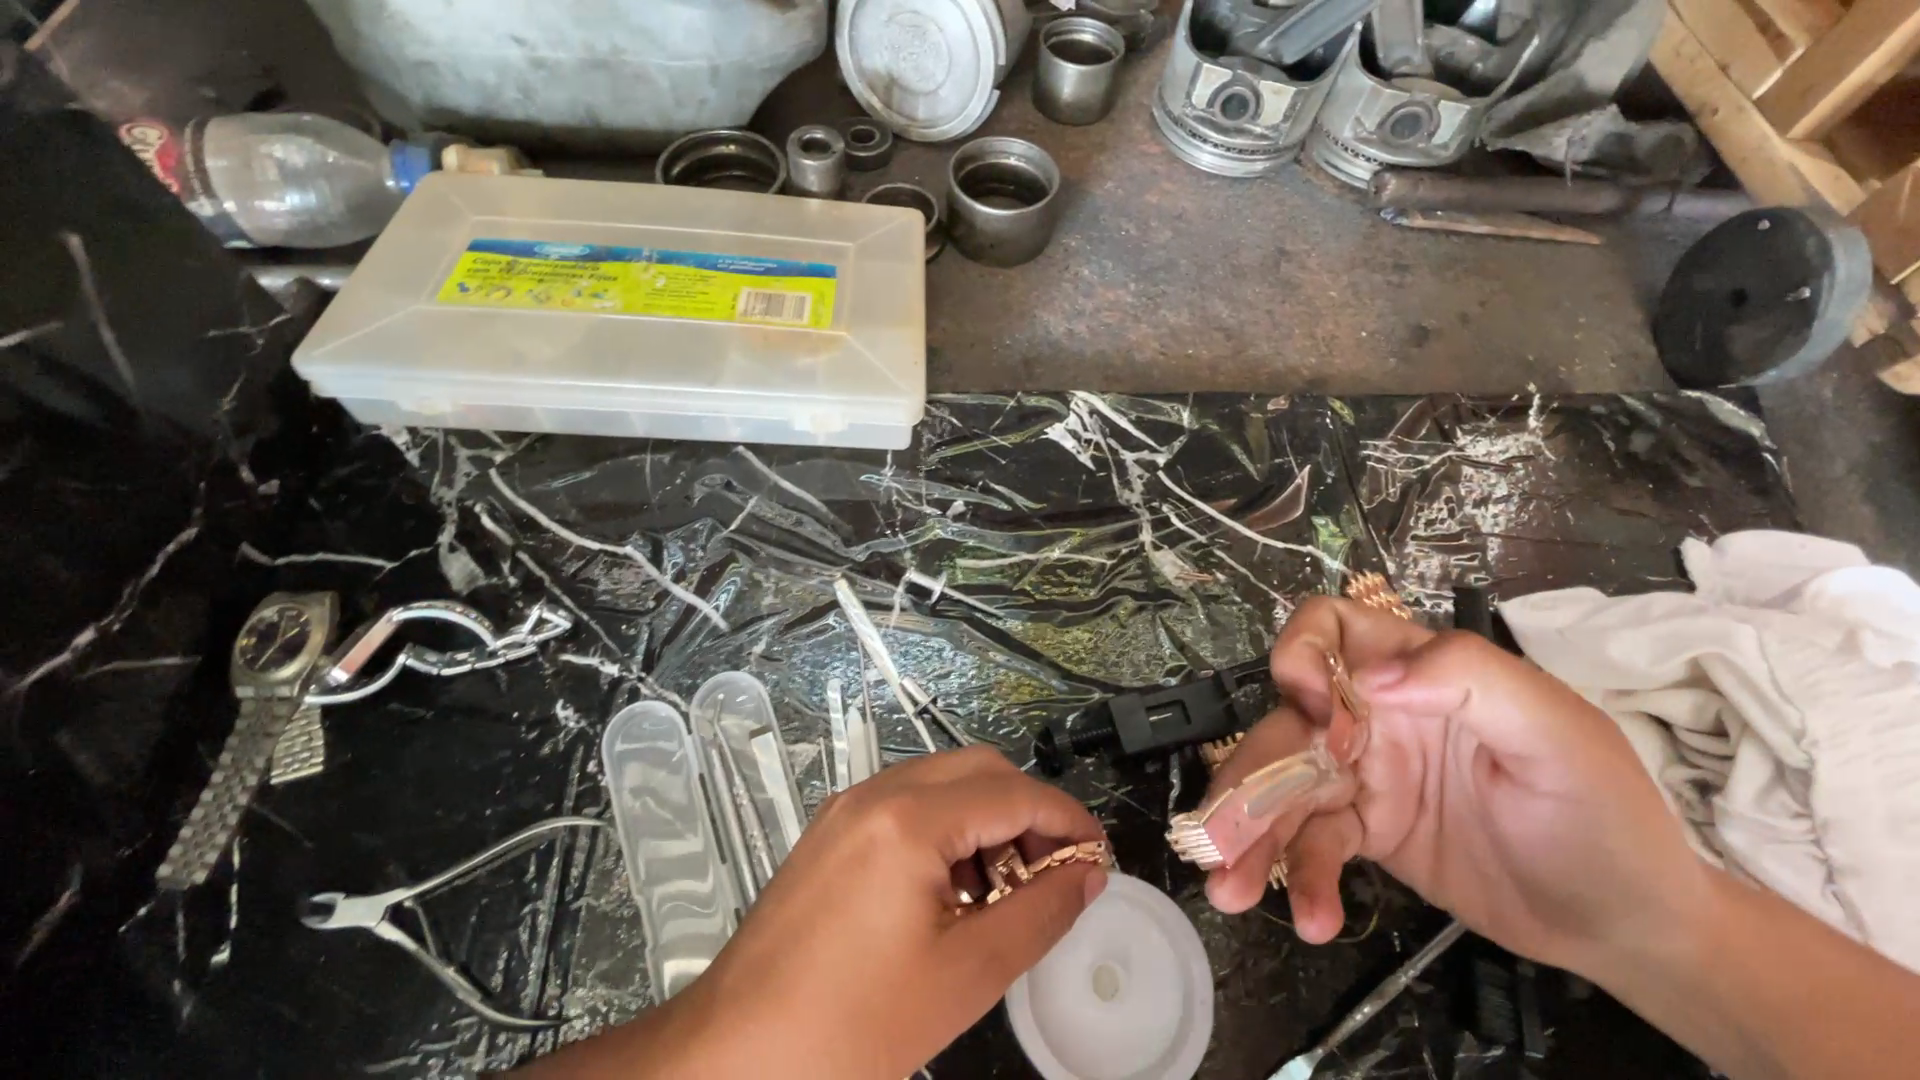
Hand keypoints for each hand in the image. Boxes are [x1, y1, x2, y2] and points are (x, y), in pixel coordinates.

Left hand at [520, 746, 1106, 1079]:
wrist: (736, 1052)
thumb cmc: (856, 1021)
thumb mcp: (967, 973)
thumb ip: (1040, 913)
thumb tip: (1087, 873)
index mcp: (910, 819)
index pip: (1013, 792)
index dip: (1067, 818)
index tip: (1099, 855)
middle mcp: (875, 794)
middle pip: (977, 769)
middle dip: (1027, 810)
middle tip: (1054, 872)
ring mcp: (845, 810)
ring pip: (940, 783)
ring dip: (986, 819)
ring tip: (1005, 890)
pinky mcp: (828, 833)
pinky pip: (904, 806)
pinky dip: (945, 830)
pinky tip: (953, 890)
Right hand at [1204, 597, 1710, 973]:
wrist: (1628, 924)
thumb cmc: (1604, 814)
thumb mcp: (1555, 733)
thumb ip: (1467, 678)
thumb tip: (1370, 676)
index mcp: (1418, 675)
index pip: (1330, 630)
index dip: (1302, 656)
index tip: (1313, 714)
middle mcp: (1376, 716)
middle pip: (1284, 725)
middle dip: (1246, 778)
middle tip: (1218, 838)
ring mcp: (1365, 777)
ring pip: (1281, 789)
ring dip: (1248, 836)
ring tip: (1228, 890)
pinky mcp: (1366, 833)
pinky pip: (1312, 845)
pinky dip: (1301, 879)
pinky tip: (1312, 919)